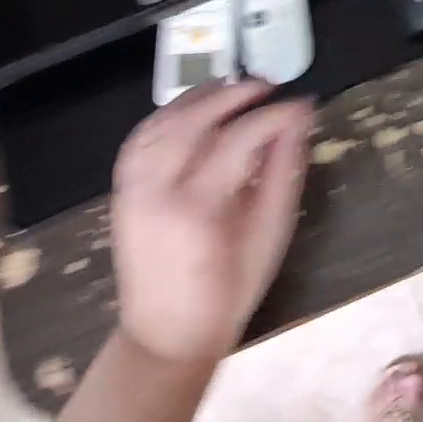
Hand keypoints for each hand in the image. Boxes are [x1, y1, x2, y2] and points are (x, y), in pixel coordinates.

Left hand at [110, 80, 313, 365]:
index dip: (273, 114)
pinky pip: (142, 135)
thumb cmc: (227, 292)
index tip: (300, 103)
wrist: (166, 335)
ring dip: (201, 96)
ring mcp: (133, 189)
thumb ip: (283, 170)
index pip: (238, 138)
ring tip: (235, 89)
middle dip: (233, 93)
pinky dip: (169, 113)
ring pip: (163, 120)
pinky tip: (195, 109)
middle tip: (267, 86)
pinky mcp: (122, 190)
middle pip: (193, 119)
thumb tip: (298, 119)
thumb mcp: (269, 235)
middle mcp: (157, 192)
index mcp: (198, 210)